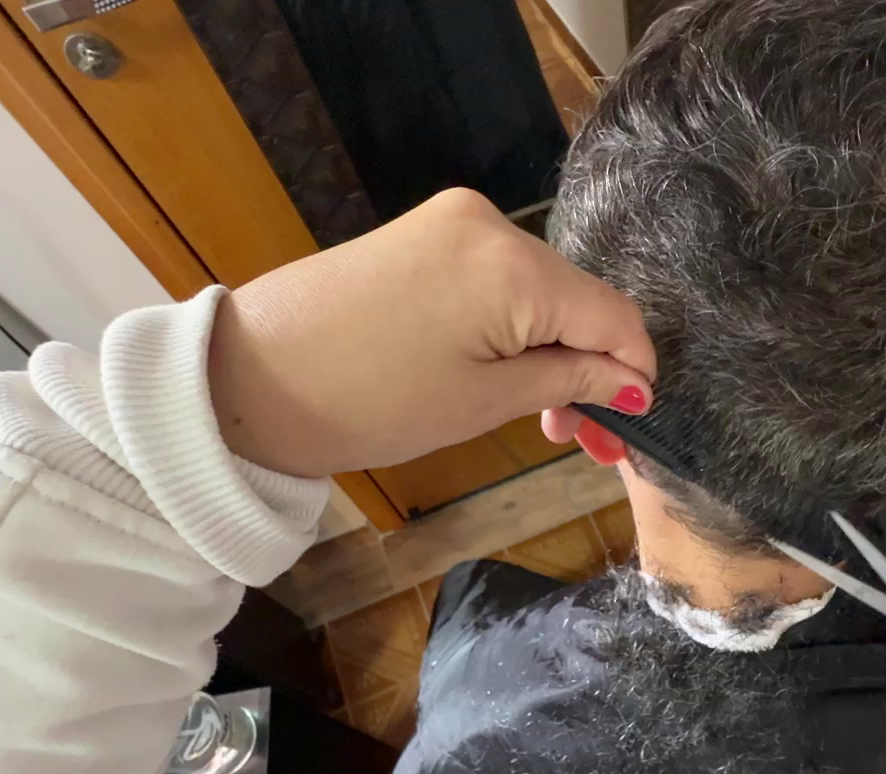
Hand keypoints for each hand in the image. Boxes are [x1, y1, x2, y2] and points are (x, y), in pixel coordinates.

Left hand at [207, 188, 654, 476]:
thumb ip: (572, 380)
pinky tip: (508, 372)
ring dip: (553, 353)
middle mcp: (492, 223)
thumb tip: (636, 385)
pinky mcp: (428, 234)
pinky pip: (501, 282)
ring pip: (541, 293)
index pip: (614, 313)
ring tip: (544, 417)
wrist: (249, 379)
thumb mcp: (486, 401)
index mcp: (513, 266)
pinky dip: (516, 330)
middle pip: (578, 301)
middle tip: (584, 439)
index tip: (633, 420)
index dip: (635, 369)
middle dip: (591, 368)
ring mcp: (455, 222)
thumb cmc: (375, 404)